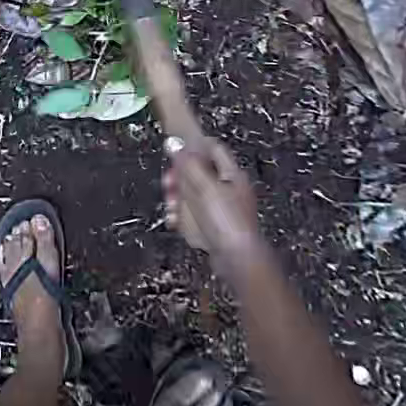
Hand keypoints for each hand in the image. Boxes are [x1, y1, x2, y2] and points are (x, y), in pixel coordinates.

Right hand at [164, 138, 266, 278]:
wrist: (237, 260)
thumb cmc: (226, 220)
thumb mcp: (204, 187)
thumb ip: (188, 165)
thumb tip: (173, 144)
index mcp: (231, 174)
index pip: (212, 148)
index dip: (193, 147)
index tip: (174, 152)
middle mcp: (228, 188)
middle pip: (198, 172)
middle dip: (179, 178)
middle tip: (168, 184)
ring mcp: (221, 208)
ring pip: (193, 194)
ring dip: (177, 199)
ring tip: (171, 207)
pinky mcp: (215, 225)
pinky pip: (194, 214)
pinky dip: (182, 216)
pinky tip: (175, 221)